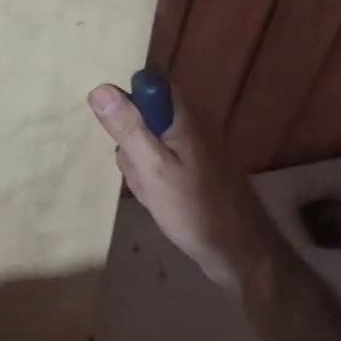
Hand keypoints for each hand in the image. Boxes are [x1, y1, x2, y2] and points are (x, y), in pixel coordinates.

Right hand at [88, 83, 283, 291]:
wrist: (241, 257)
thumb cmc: (196, 210)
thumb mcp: (153, 168)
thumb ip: (127, 128)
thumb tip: (99, 88)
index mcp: (183, 114)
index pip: (145, 83)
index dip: (126, 101)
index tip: (119, 130)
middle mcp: (189, 122)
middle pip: (141, 113)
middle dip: (130, 142)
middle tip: (140, 170)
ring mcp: (192, 145)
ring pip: (145, 139)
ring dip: (139, 163)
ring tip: (151, 189)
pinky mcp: (192, 166)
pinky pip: (157, 159)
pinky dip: (151, 176)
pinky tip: (159, 198)